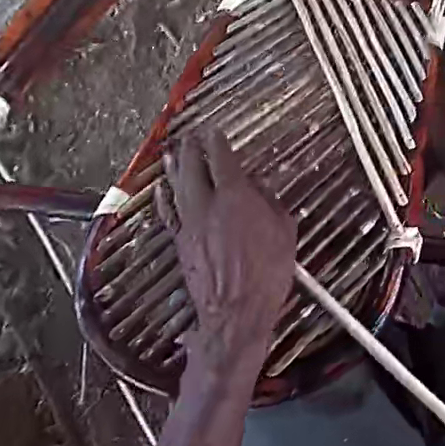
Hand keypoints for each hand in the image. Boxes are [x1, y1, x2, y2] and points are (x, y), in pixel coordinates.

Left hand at [161, 130, 297, 354]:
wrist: (236, 312)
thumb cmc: (265, 274)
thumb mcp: (283, 231)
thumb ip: (270, 203)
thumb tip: (259, 188)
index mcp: (235, 196)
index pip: (221, 159)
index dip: (216, 142)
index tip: (214, 133)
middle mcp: (207, 204)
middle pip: (192, 167)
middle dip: (191, 148)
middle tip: (191, 137)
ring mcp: (190, 224)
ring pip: (177, 186)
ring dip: (174, 167)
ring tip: (172, 154)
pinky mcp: (181, 243)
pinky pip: (168, 213)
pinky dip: (164, 197)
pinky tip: (161, 190)